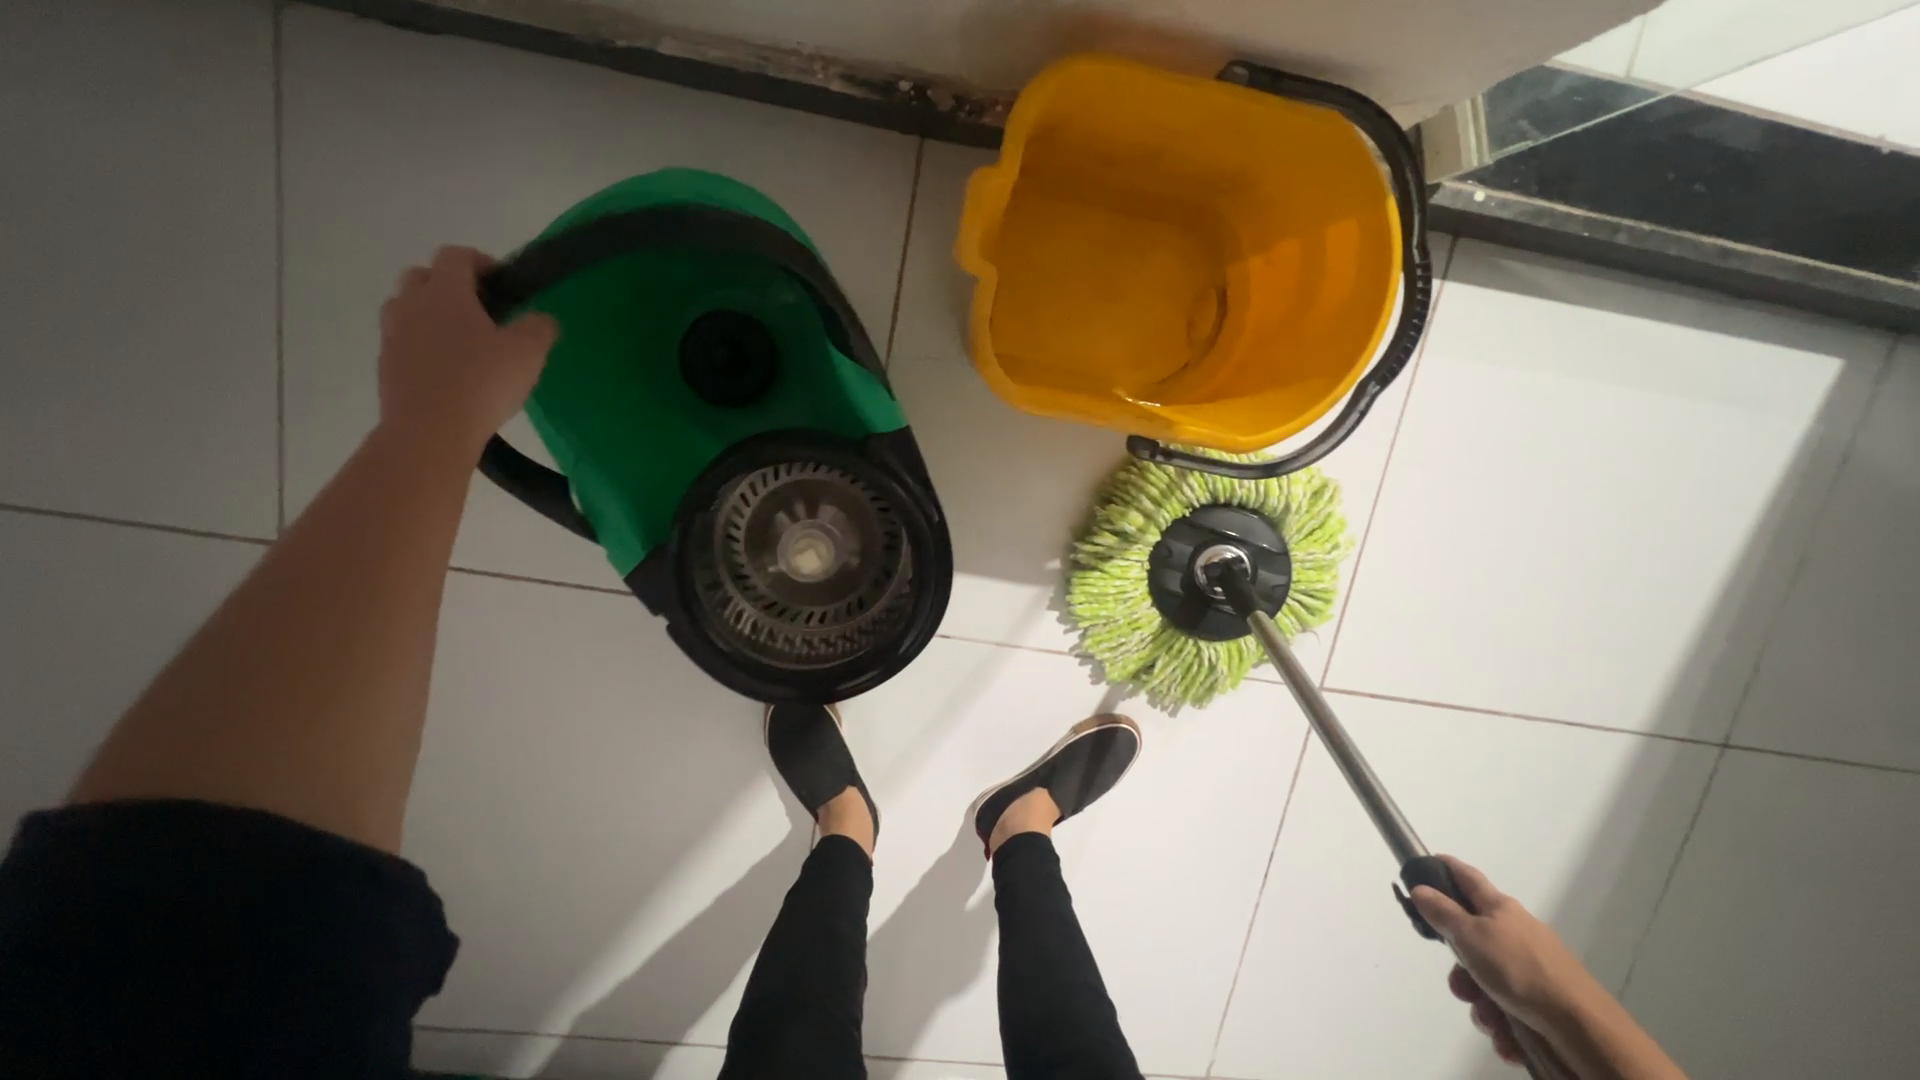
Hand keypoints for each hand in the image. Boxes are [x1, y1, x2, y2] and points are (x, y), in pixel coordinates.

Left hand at [377, 246, 557, 453]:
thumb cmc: (481, 383)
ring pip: (407, 307)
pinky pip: (403, 340)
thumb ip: (539, 328)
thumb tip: (541, 319)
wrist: (429, 431)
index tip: (502, 283)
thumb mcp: (528, 353)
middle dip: (450, 285)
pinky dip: (422, 344)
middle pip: (423, 276)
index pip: (455, 256)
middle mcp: (411, 303)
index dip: (480, 261)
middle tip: (480, 310)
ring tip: (462, 341)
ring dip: (431, 314)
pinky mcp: (386, 364)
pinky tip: (448, 370)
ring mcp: (392, 334)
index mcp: (445, 292)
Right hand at [1412, 857, 1610, 1065]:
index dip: (1445, 867)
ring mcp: (1531, 968)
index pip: (1467, 878)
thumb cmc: (1519, 969)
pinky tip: (1508, 1037)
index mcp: (1500, 909)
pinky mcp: (1542, 1001)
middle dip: (1460, 969)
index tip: (1425, 864)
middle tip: (1459, 987)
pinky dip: (1503, 1024)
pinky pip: (1507, 1009)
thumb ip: (1442, 912)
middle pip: (1471, 942)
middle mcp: (1515, 933)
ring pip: (1486, 980)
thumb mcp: (1471, 935)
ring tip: (1490, 1019)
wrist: (1581, 1026)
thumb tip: (1420, 888)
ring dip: (1481, 1003)